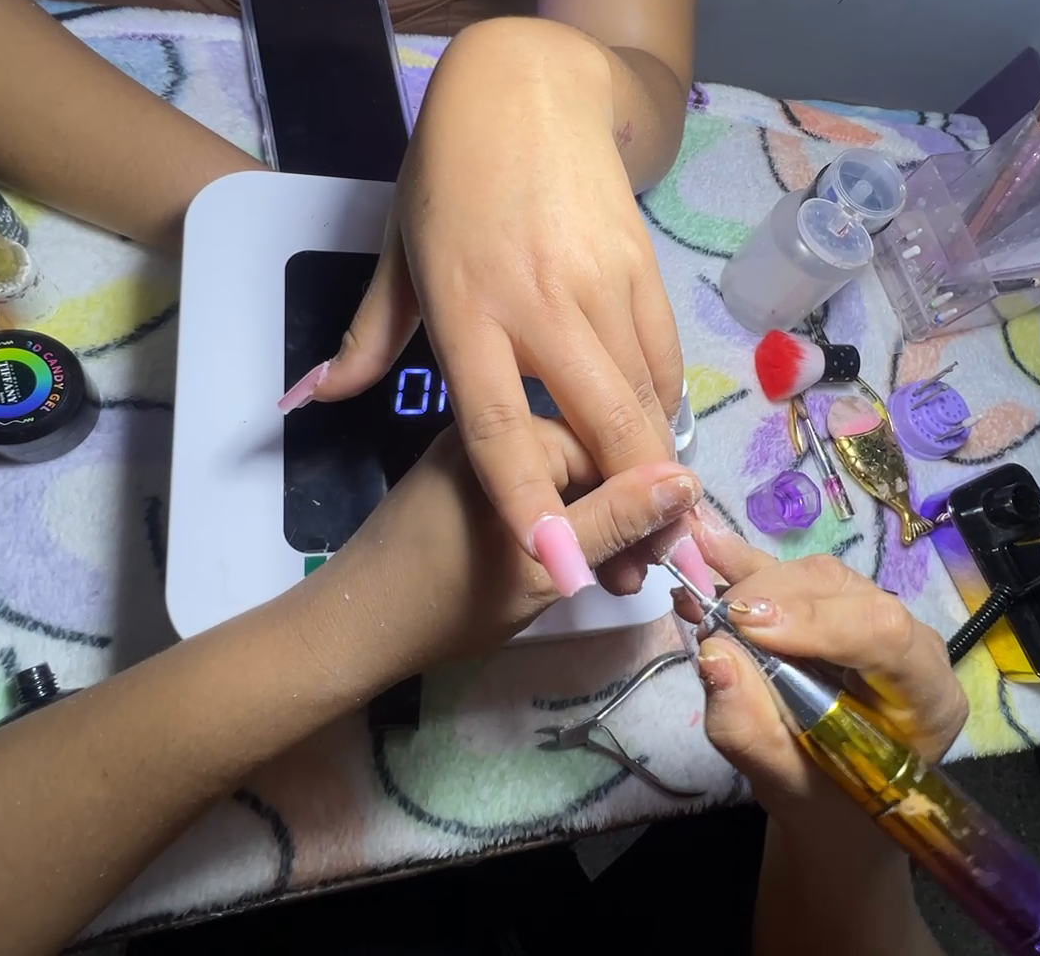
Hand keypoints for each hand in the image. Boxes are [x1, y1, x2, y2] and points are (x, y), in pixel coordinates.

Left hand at [290, 19, 684, 598]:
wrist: (529, 89)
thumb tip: (307, 400)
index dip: (528, 504)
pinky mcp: (645, 269)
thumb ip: (365, 338)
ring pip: (644, 399)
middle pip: (601, 425)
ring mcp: (603, 286)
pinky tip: (654, 437)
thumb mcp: (399, 252)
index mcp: (468, 312)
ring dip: (653, 466)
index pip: (499, 428)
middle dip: (631, 504)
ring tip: (658, 516)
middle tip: (641, 562)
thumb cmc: (449, 177)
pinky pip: (663, 359)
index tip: (554, 567)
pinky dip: (661, 408)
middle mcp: (542, 307)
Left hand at [300, 418, 700, 684]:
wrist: (353, 626)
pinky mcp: (479, 462)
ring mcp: (488, 435)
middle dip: (632, 511)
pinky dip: (577, 510)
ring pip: (577, 465)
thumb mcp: (542, 570)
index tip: (672, 553)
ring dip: (608, 517)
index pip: (609, 439)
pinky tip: (591, 554)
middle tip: (643, 574)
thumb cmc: (444, 603)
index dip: (650, 496)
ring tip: (620, 577)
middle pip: (596, 447)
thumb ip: (614, 520)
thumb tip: (686, 482)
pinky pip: (550, 473)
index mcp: (507, 424)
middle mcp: (498, 413)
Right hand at [681, 509, 967, 854]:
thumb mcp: (783, 781)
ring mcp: (871, 614)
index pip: (883, 631)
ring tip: (704, 602)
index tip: (746, 625)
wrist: (834, 804)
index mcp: (924, 695)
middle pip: (843, 590)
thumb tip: (714, 654)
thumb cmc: (823, 801)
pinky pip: (789, 572)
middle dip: (771, 597)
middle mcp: (909, 642)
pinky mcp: (831, 603)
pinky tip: (706, 543)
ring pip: (814, 574)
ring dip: (753, 581)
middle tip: (715, 621)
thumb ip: (749, 727)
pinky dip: (744, 560)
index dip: (814, 619)